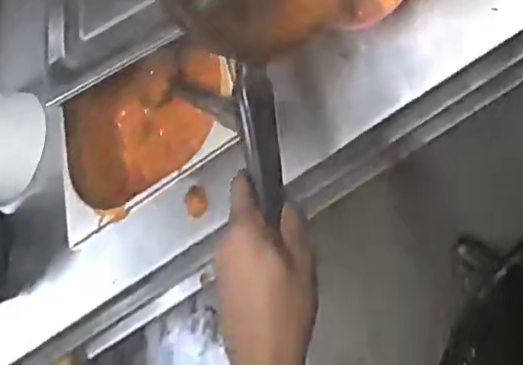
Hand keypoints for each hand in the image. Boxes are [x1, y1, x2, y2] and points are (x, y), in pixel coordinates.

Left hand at [215, 173, 316, 364]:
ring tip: (282, 264)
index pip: (239, 188)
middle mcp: (225, 243)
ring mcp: (219, 266)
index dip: (252, 178)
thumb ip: (294, 225)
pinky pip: (236, 260)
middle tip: (287, 236)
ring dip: (257, 243)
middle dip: (262, 220)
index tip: (266, 176)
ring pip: (240, 240)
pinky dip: (250, 262)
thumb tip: (285, 205)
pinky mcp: (220, 286)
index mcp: (243, 230)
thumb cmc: (286, 308)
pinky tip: (269, 282)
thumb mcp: (303, 263)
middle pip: (243, 217)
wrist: (263, 360)